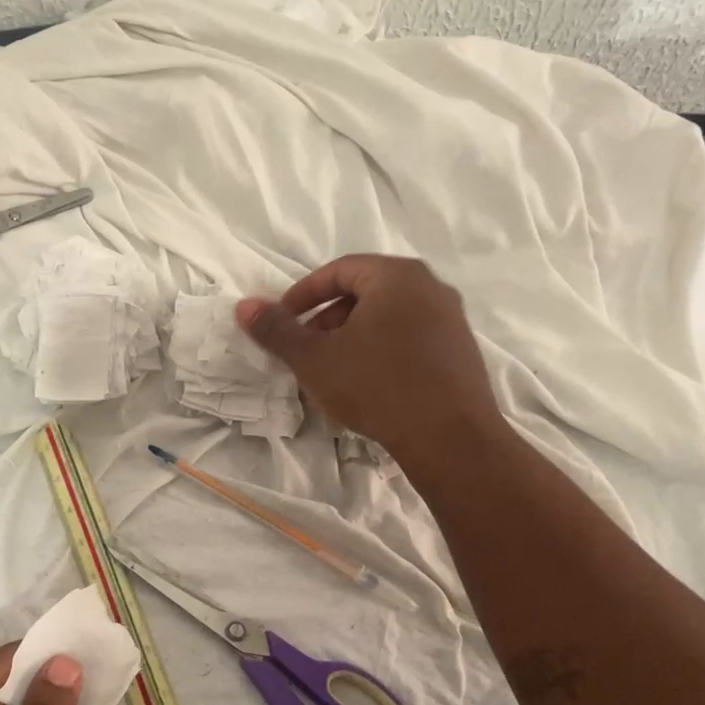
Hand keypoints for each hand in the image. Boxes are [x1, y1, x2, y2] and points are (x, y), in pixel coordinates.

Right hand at [236, 255, 504, 463]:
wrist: (448, 435)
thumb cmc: (375, 386)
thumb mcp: (314, 359)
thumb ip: (277, 330)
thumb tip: (245, 306)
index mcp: (395, 276)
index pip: (339, 269)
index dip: (303, 294)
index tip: (282, 322)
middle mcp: (429, 286)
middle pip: (366, 290)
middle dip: (327, 316)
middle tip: (306, 348)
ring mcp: (450, 318)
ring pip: (388, 314)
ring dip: (353, 334)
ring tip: (333, 369)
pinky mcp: (459, 349)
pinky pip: (410, 336)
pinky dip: (381, 348)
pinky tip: (367, 383)